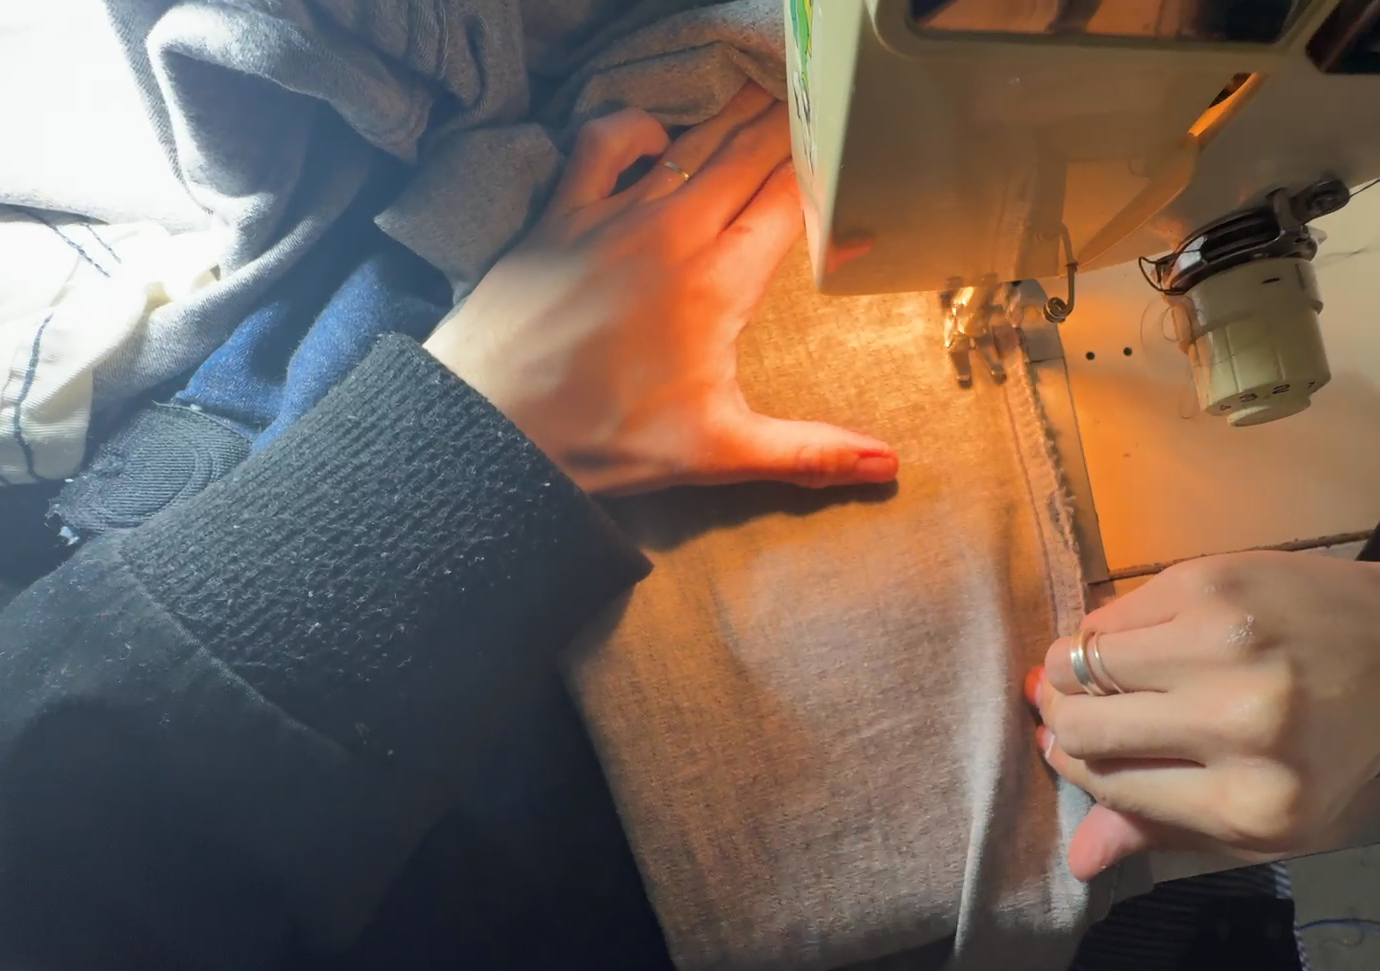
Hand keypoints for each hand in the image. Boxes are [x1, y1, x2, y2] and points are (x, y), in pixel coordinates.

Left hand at [425, 85, 898, 494]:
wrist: (491, 425)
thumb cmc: (608, 438)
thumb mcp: (722, 453)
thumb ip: (810, 453)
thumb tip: (888, 466)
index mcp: (718, 284)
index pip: (788, 207)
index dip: (825, 182)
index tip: (853, 166)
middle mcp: (672, 233)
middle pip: (746, 160)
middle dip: (789, 131)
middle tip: (821, 104)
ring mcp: (612, 215)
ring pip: (689, 145)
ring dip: (731, 119)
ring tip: (765, 95)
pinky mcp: (562, 215)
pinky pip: (600, 143)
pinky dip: (634, 128)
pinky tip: (657, 135)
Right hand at [1025, 551, 1379, 880]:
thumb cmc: (1335, 743)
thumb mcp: (1267, 816)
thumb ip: (1164, 829)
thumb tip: (1076, 859)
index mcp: (1251, 804)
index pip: (1108, 784)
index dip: (1072, 762)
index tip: (1065, 743)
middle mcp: (1233, 725)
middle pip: (1082, 725)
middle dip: (1058, 716)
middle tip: (1067, 705)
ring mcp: (1218, 644)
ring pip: (1079, 661)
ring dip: (1069, 668)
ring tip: (1092, 670)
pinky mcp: (1205, 582)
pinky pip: (1106, 614)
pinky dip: (1102, 630)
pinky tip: (1128, 637)